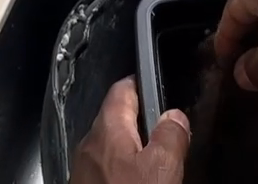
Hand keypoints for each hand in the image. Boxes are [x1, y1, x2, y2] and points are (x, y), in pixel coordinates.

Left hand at [71, 77, 190, 183]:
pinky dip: (123, 173)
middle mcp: (89, 144)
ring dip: (133, 152)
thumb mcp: (161, 171)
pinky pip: (106, 172)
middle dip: (141, 122)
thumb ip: (170, 137)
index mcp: (106, 128)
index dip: (143, 84)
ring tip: (158, 165)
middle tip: (168, 133)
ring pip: (112, 149)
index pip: (122, 88)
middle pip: (116, 119)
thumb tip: (174, 114)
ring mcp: (83, 172)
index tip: (163, 89)